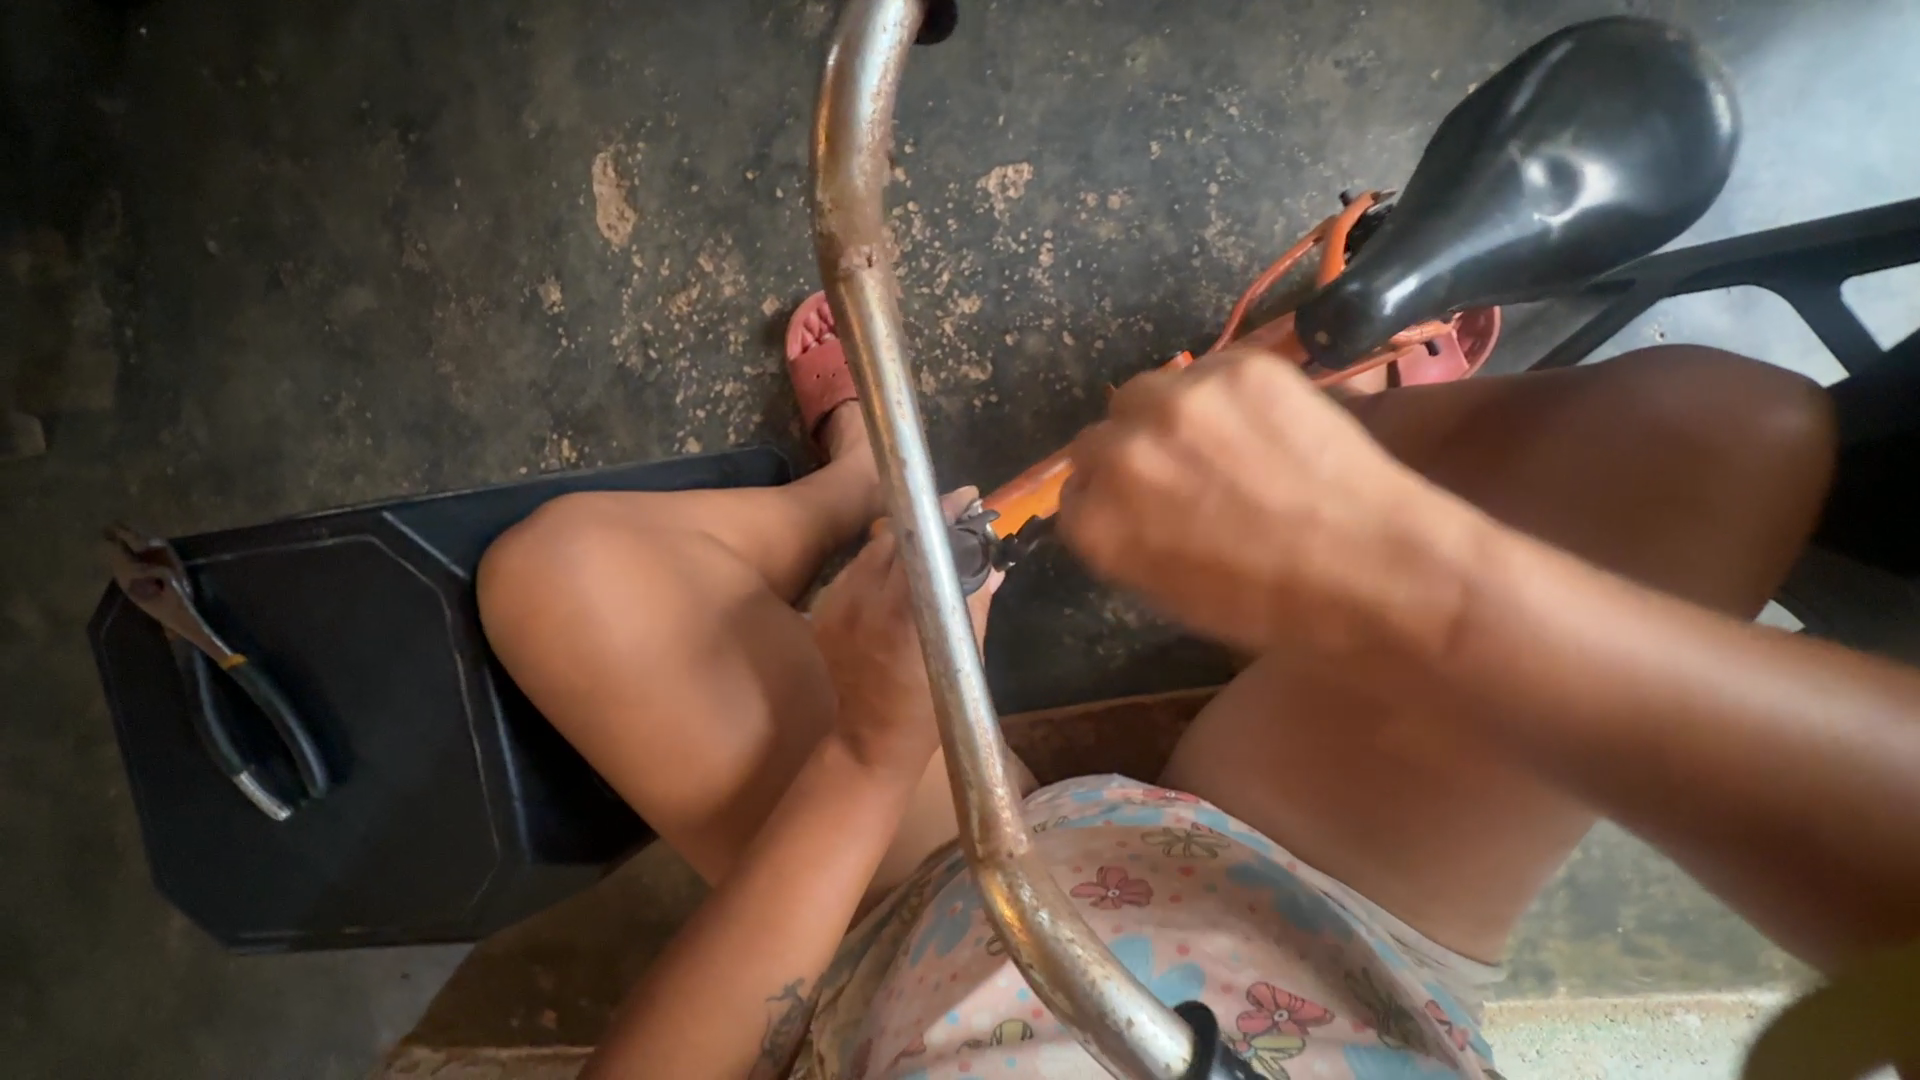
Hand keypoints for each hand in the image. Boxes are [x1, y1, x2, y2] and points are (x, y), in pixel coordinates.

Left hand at [810, 489, 999, 776]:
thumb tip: (993, 565)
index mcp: (905, 615)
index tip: (967, 500)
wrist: (869, 738)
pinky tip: (897, 571)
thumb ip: (976, 602)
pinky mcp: (824, 609)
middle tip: (954, 514)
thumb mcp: (965, 654)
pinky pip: (855, 568)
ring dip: (903, 539)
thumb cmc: (930, 703)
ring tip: (927, 541)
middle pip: (897, 537)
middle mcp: (865, 601)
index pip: (925, 544)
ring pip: (873, 548)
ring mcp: (838, 604)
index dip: (946, 517)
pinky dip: (879, 562)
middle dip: (927, 521)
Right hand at [1057, 349, 1485, 665]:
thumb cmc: (1268, 607)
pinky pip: (1203, 370)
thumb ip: (1122, 540)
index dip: (1106, 500)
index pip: (1073, 496)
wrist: (1376, 569)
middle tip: (1177, 474)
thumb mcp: (1166, 592)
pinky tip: (1259, 425)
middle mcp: (1121, 454)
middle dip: (1127, 456)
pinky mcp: (1238, 366)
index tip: (1135, 506)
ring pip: (1143, 394)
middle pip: (1096, 440)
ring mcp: (1178, 403)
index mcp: (1097, 523)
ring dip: (1164, 417)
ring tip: (1216, 441)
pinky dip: (1219, 395)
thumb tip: (1116, 504)